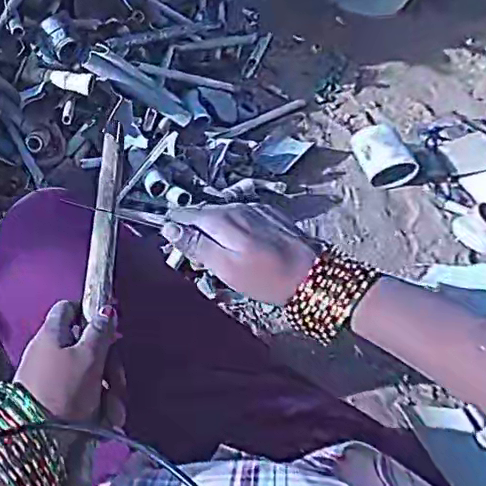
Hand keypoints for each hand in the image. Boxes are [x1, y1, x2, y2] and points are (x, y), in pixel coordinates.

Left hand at [14, 299, 114, 421]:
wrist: (36, 439)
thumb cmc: (64, 390)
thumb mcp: (88, 358)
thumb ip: (100, 333)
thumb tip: (105, 309)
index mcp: (52, 333)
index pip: (69, 309)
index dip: (90, 315)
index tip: (110, 331)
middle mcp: (48, 352)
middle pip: (86, 347)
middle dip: (109, 368)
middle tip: (117, 385)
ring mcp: (50, 379)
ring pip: (89, 377)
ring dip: (108, 394)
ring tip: (112, 414)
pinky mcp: (54, 404)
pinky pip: (82, 400)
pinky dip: (97, 410)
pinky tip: (104, 424)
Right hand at [161, 203, 317, 303]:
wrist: (316, 277)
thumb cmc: (267, 278)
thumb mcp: (224, 267)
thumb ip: (195, 245)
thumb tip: (169, 228)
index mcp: (220, 218)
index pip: (183, 214)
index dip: (172, 229)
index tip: (171, 247)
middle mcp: (235, 207)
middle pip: (200, 215)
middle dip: (192, 233)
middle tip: (195, 262)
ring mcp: (254, 210)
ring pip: (219, 217)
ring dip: (211, 234)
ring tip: (217, 260)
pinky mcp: (268, 216)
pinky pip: (238, 219)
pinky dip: (230, 232)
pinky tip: (238, 250)